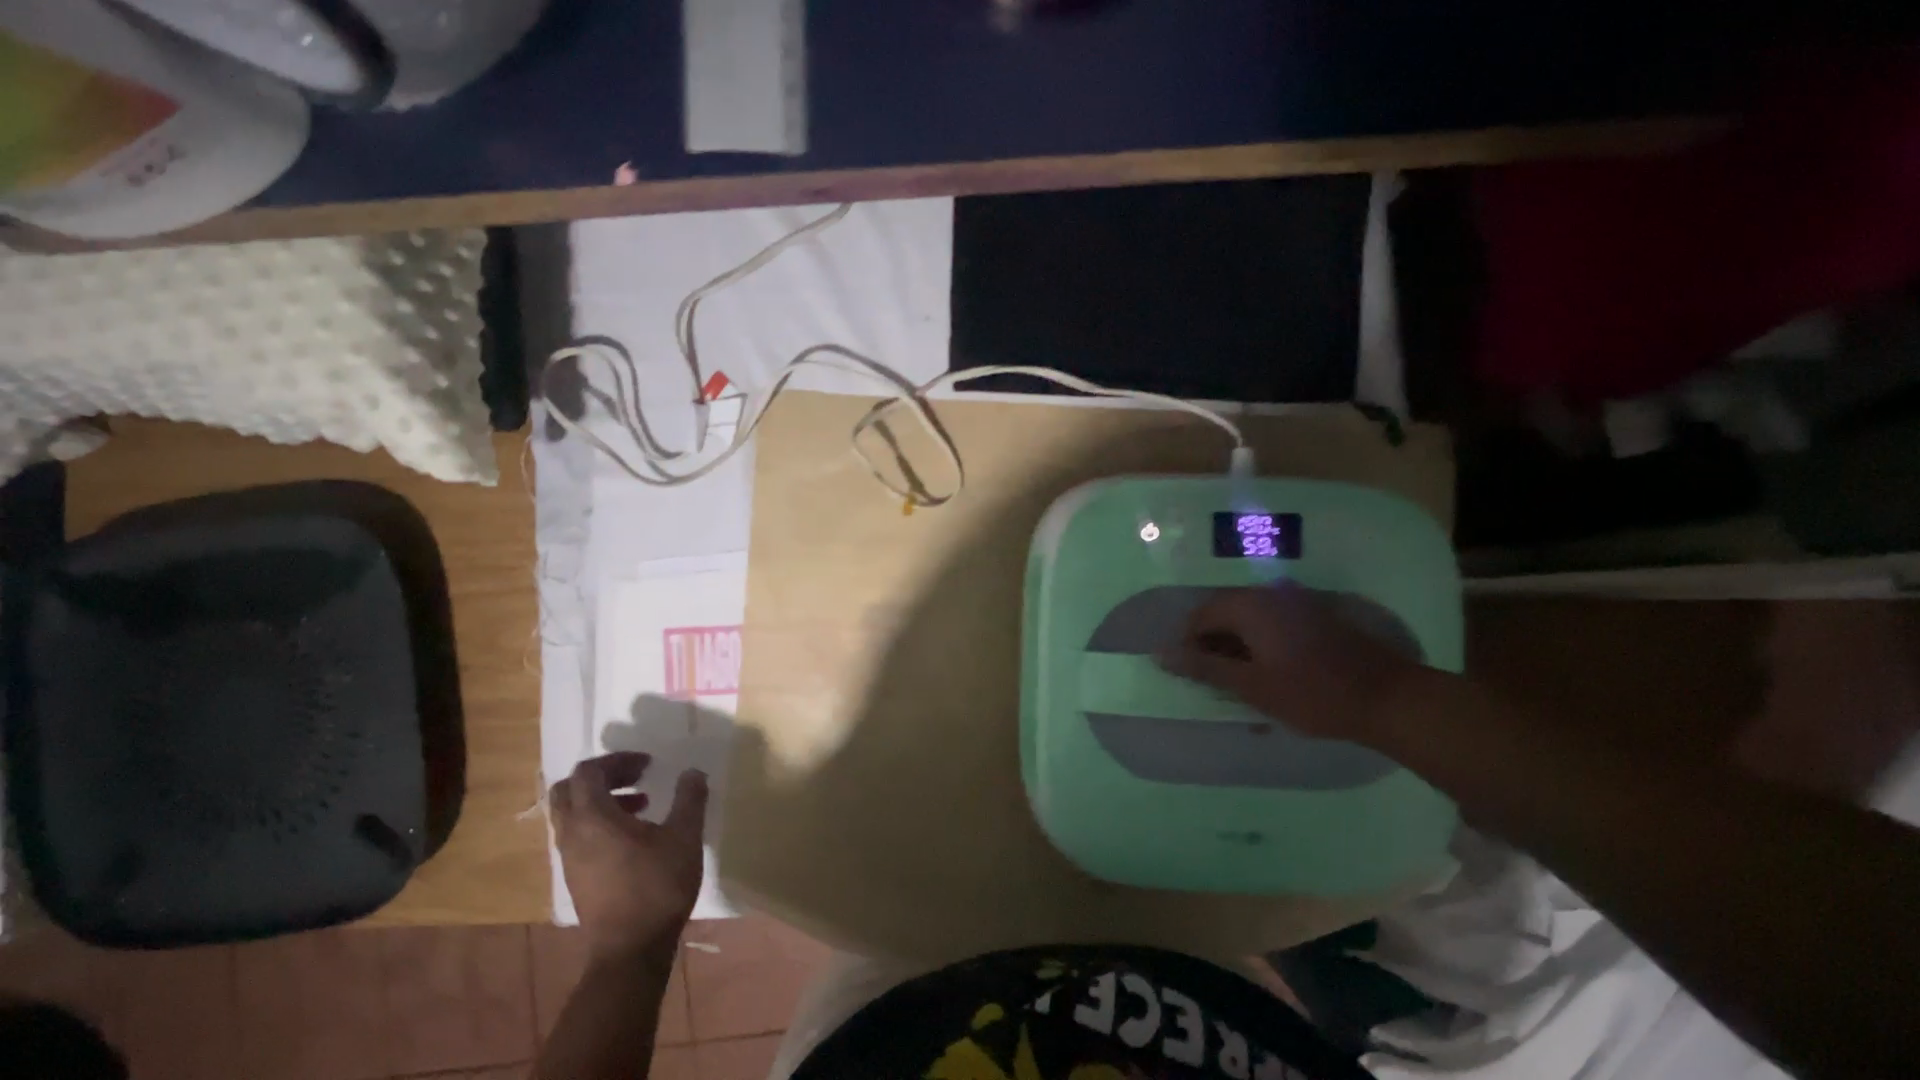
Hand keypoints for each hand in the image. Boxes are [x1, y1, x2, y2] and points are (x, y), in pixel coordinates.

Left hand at [549, 751, 707, 961]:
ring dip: (603, 802)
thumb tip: (693, 772)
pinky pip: (579, 837)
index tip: (648, 765)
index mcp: (593, 817)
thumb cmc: (657, 887)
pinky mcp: (575, 878)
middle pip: (570, 790)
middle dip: (603, 778)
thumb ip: (689, 799)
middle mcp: (572, 833)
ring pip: (573, 815)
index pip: (589, 771)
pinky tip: (634, 839)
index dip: (617, 761)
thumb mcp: (684, 837)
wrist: (630, 950)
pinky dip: (600, 825)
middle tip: (637, 779)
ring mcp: (569, 859)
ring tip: (642, 807)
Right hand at [1156, 584, 1433, 748]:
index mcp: (1250, 607)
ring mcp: (1297, 604)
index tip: (1189, 676)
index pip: (1201, 614)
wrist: (1387, 698)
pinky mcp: (1316, 619)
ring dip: (1239, 651)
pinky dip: (1262, 650)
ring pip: (1251, 623)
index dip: (1187, 644)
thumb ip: (1204, 668)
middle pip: (1226, 614)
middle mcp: (1271, 596)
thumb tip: (1160, 654)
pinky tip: (1270, 681)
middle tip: (1213, 685)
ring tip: (1241, 689)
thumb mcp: (1252, 686)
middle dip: (1214, 648)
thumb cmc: (1312, 695)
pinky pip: (1274, 627)